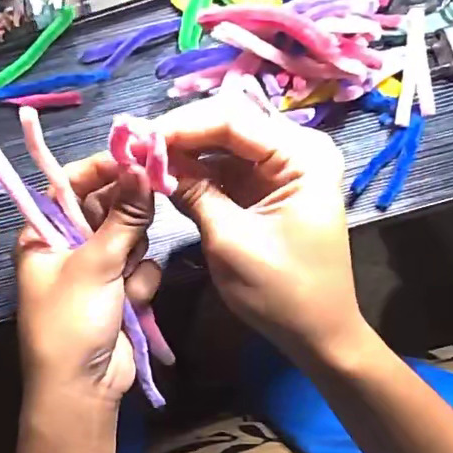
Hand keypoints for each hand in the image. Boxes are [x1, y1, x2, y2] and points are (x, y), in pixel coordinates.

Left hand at [15, 169, 158, 410]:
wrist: (82, 390)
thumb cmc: (72, 321)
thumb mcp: (95, 264)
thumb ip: (124, 216)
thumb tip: (142, 167)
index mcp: (44, 234)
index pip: (71, 184)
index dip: (104, 169)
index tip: (139, 158)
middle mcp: (68, 247)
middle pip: (107, 208)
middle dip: (126, 220)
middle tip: (147, 213)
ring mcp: (96, 270)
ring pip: (131, 238)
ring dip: (133, 259)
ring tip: (123, 282)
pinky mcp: (119, 292)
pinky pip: (141, 269)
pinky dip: (140, 285)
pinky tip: (132, 305)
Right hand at [155, 97, 366, 361]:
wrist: (317, 332)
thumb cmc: (280, 292)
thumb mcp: (229, 240)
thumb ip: (193, 193)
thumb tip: (151, 159)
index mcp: (303, 156)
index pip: (233, 120)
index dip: (181, 126)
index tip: (137, 140)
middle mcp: (299, 149)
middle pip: (230, 124)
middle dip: (181, 135)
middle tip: (135, 148)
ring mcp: (285, 167)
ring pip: (225, 143)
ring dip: (186, 151)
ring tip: (143, 159)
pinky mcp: (271, 186)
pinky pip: (229, 167)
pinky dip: (199, 171)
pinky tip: (168, 174)